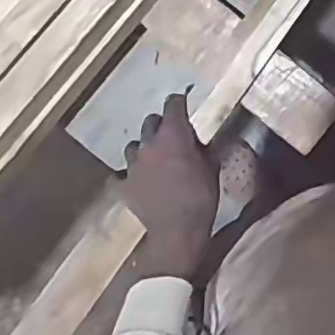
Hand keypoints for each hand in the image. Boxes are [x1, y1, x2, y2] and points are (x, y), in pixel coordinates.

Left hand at [121, 92, 218, 279]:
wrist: (178, 232)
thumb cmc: (201, 197)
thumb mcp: (212, 167)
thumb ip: (205, 147)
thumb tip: (202, 137)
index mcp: (173, 135)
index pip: (173, 104)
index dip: (179, 101)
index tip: (183, 102)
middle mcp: (149, 143)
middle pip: (151, 121)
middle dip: (161, 125)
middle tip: (172, 137)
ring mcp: (132, 164)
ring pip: (134, 146)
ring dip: (145, 149)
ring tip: (155, 162)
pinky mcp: (123, 184)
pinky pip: (122, 173)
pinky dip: (130, 175)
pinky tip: (138, 181)